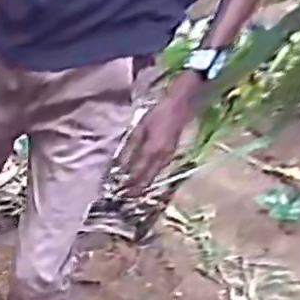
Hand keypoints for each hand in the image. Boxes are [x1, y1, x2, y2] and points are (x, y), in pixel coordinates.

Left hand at [118, 73, 201, 194]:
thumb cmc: (159, 112)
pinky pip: (159, 168)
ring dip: (142, 186)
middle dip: (134, 190)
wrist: (184, 99)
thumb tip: (117, 169)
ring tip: (129, 194)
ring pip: (153, 176)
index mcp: (152, 150)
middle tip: (121, 200)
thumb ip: (129, 150)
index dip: (126, 186)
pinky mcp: (172, 151)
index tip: (115, 195)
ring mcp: (169, 154)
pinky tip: (142, 180)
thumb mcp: (139, 130)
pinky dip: (150, 176)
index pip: (136, 175)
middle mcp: (162, 156)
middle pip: (146, 179)